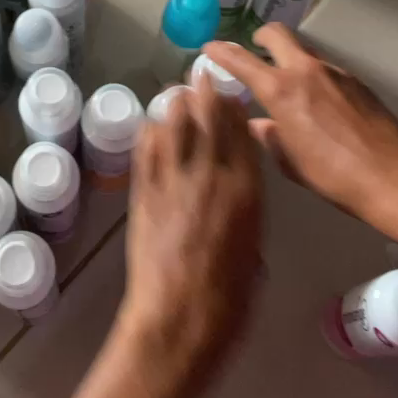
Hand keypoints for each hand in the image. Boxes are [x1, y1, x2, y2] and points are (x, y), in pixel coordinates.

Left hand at [117, 71, 263, 370]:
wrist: (179, 321)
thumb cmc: (228, 301)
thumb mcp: (253, 252)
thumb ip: (246, 214)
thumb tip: (238, 199)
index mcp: (246, 192)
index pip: (242, 133)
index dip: (234, 107)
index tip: (230, 92)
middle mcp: (211, 176)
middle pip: (208, 117)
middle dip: (204, 91)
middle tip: (199, 76)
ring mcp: (174, 180)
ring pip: (175, 123)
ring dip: (177, 103)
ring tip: (177, 93)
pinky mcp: (143, 191)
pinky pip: (146, 149)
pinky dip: (151, 131)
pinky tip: (152, 122)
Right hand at [205, 24, 397, 243]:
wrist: (395, 179)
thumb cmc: (334, 176)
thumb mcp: (290, 162)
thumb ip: (269, 136)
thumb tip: (258, 124)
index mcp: (281, 90)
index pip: (241, 60)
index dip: (221, 51)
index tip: (210, 46)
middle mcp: (306, 71)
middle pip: (277, 34)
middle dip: (260, 37)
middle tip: (254, 48)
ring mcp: (335, 73)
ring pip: (305, 51)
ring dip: (290, 57)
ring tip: (288, 81)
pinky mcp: (358, 82)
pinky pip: (326, 69)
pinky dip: (314, 76)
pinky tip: (319, 102)